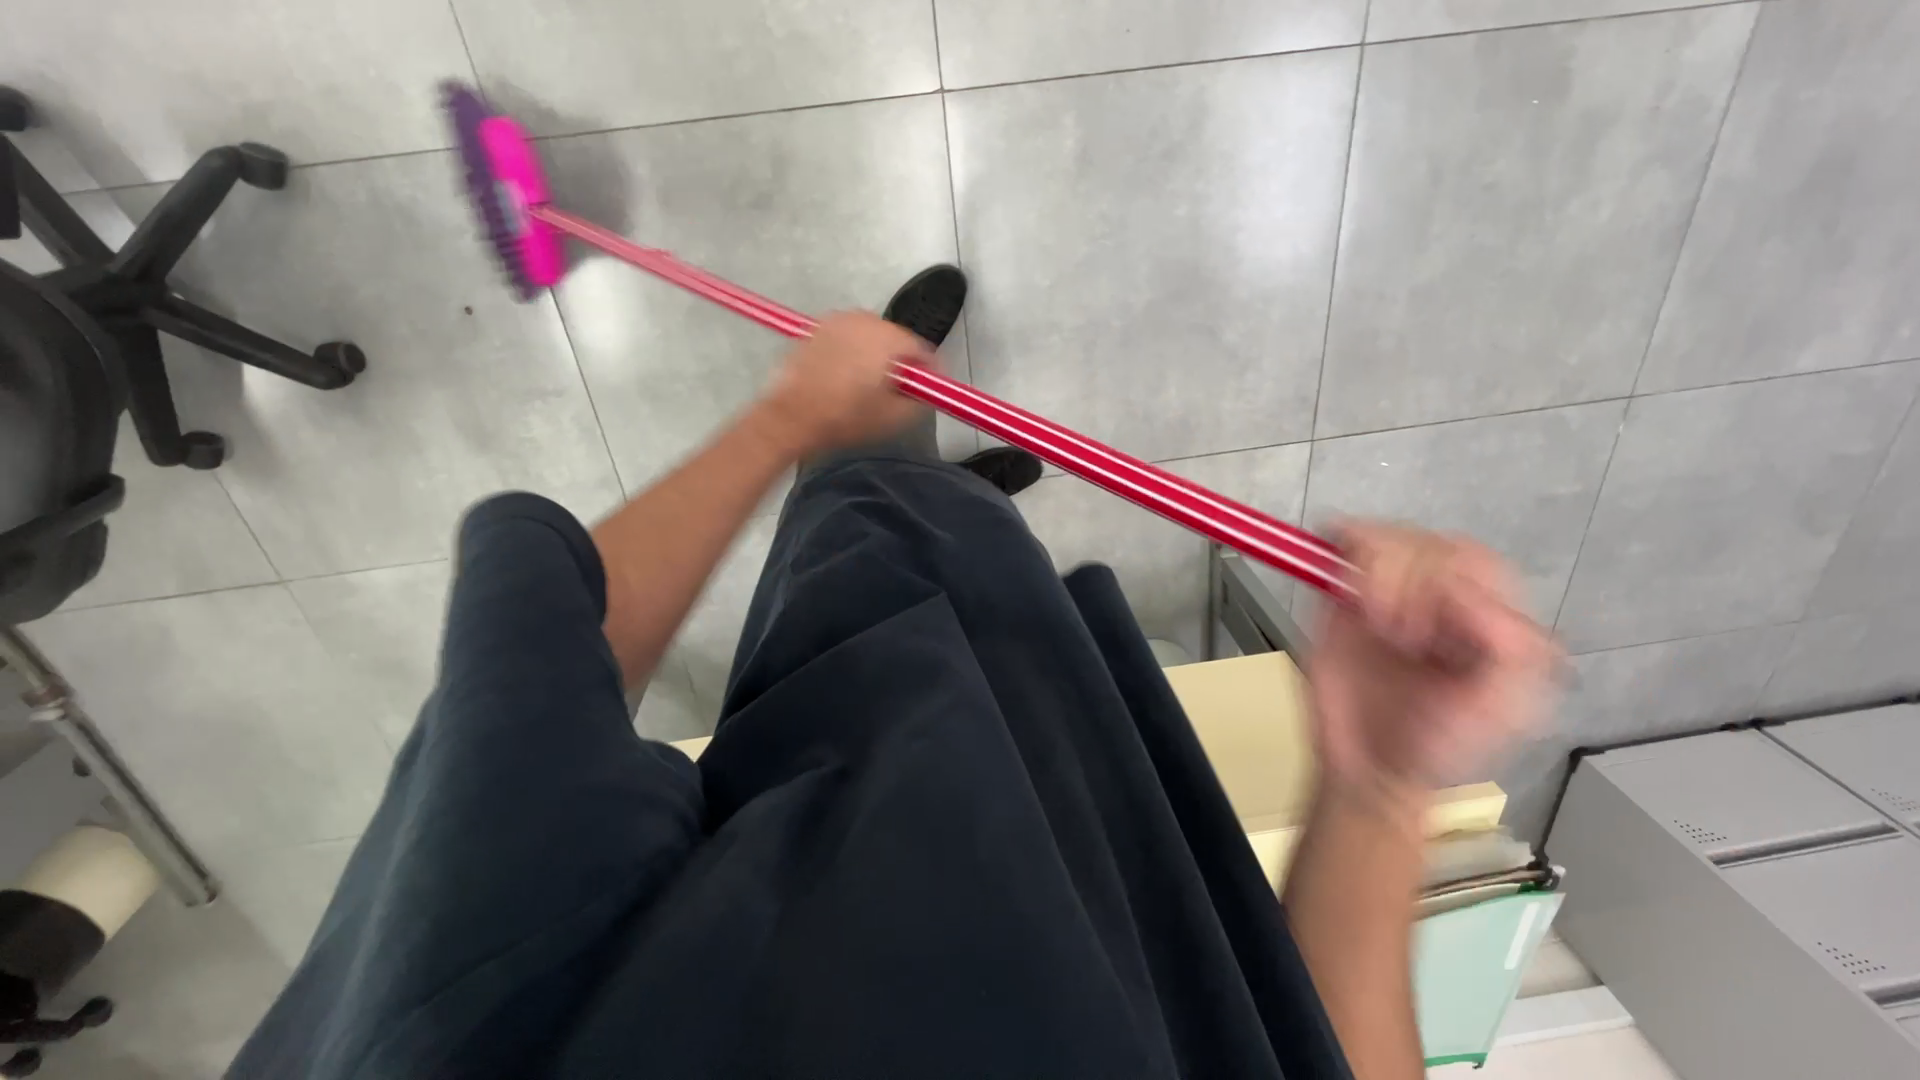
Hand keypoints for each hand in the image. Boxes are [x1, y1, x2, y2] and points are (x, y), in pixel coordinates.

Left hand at [757, 312, 933, 456]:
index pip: (922, 349)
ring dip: (875, 354)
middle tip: (897, 389)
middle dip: (900, 361)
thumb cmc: (845, 418)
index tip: (928, 389)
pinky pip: (846, 337)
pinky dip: (852, 351)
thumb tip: (926, 389)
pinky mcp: (817, 327)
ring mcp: (838, 320)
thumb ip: (921, 398)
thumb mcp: (894, 418)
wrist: (791, 416)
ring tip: (868, 382)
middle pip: (896, 339)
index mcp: (888, 338)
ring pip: (870, 335)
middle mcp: (866, 319)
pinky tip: (845, 374)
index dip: (928, 371)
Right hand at [1306, 521, 1557, 799]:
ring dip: (1377, 573)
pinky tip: (1339, 572)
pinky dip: (1345, 544)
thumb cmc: (1437, 748)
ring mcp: (1391, 592)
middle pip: (1435, 545)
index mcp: (1489, 618)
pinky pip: (1349, 545)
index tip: (1424, 639)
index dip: (1449, 587)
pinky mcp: (1345, 595)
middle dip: (1411, 583)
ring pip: (1392, 539)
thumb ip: (1510, 651)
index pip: (1478, 565)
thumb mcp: (1500, 711)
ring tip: (1373, 624)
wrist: (1368, 769)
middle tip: (1396, 637)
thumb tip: (1471, 601)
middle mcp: (1443, 598)